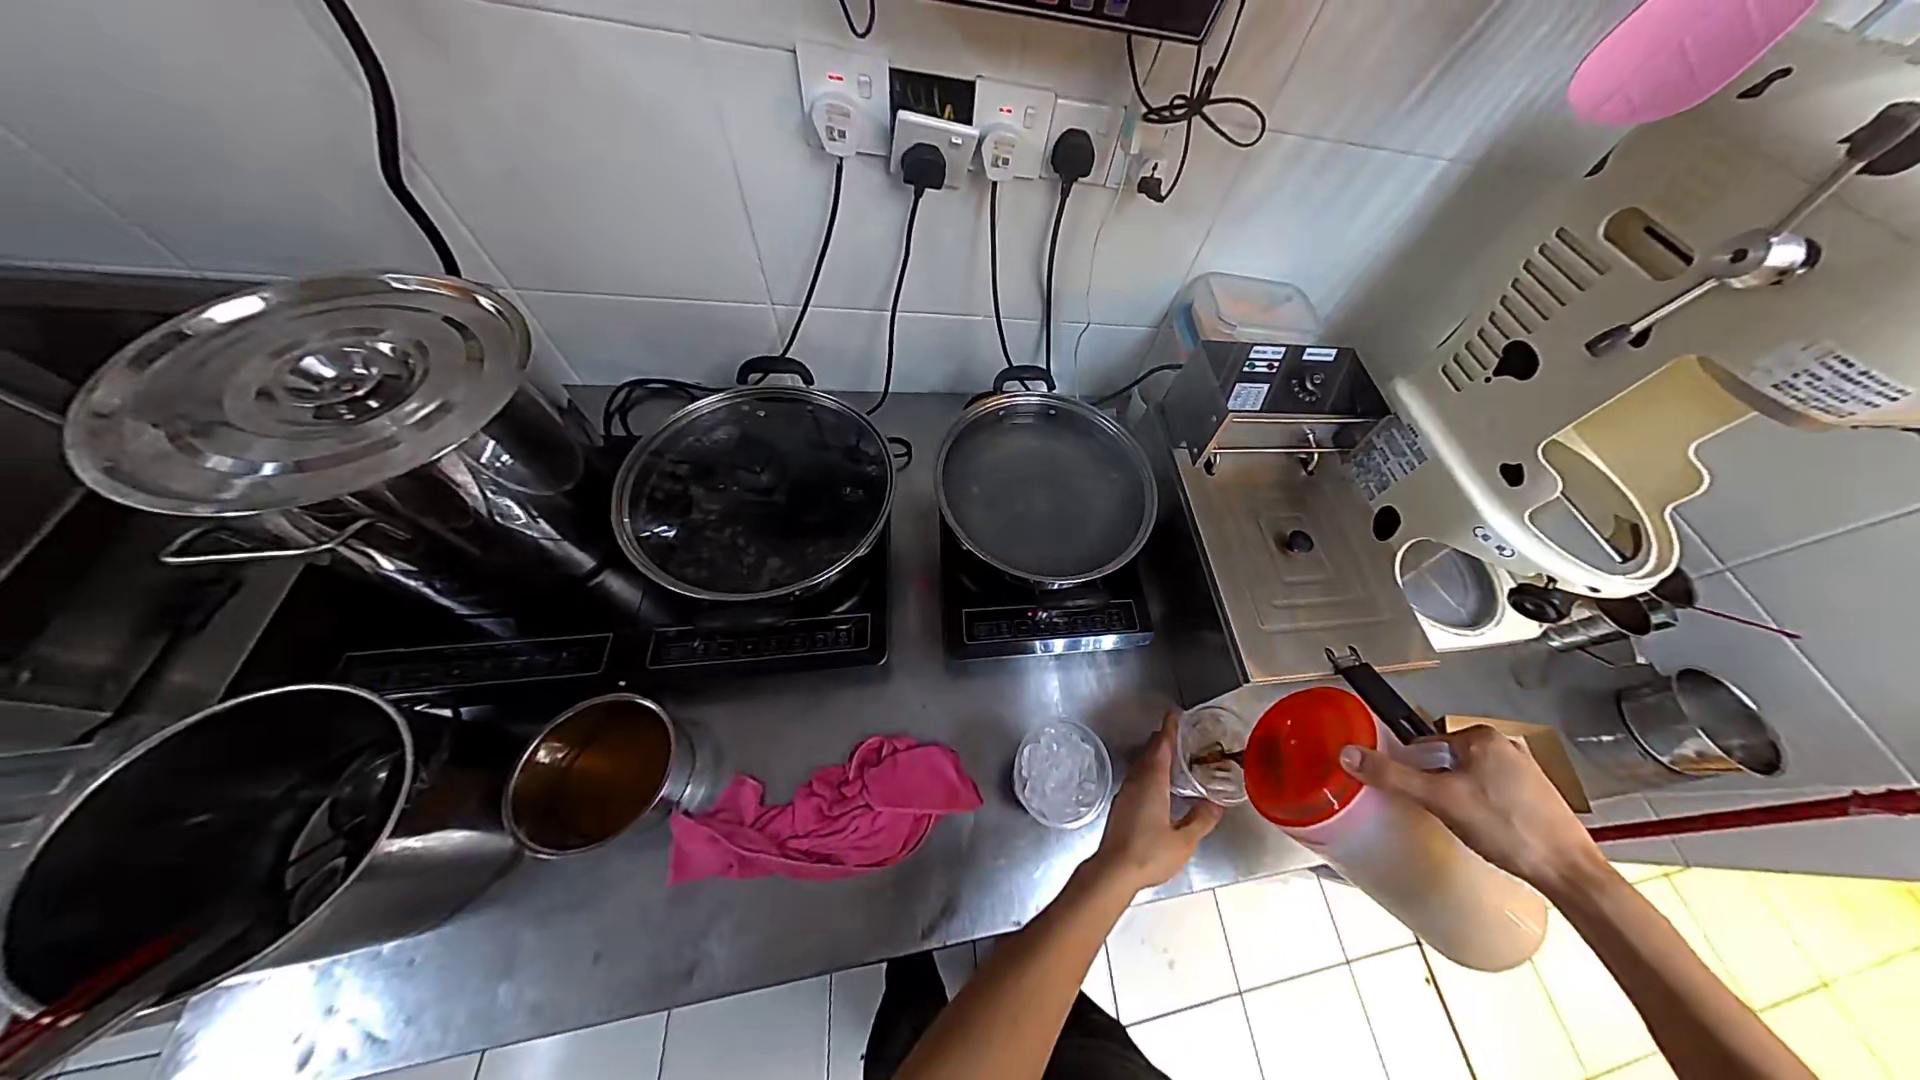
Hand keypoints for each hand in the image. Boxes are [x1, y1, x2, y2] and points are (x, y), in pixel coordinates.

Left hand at [1089, 712, 1224, 893]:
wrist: (1113, 870)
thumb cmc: (1149, 853)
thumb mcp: (1184, 840)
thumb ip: (1201, 819)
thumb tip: (1216, 803)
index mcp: (1151, 782)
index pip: (1161, 747)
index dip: (1169, 729)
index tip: (1174, 714)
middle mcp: (1136, 781)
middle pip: (1149, 752)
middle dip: (1163, 740)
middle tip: (1179, 732)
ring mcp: (1125, 793)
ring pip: (1141, 765)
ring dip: (1155, 755)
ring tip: (1170, 755)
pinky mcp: (1121, 805)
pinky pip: (1137, 778)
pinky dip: (1149, 771)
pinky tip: (1157, 783)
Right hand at [1339, 725, 1608, 898]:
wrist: (1570, 874)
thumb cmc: (1508, 830)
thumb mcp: (1439, 799)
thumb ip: (1391, 775)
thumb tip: (1349, 754)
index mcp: (1482, 737)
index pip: (1423, 744)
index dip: (1414, 771)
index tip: (1419, 794)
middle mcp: (1505, 746)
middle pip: (1444, 760)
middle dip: (1436, 785)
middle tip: (1440, 811)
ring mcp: (1524, 770)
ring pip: (1466, 777)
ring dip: (1457, 797)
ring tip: (1464, 822)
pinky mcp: (1534, 794)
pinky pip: (1488, 791)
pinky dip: (1479, 807)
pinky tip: (1485, 828)